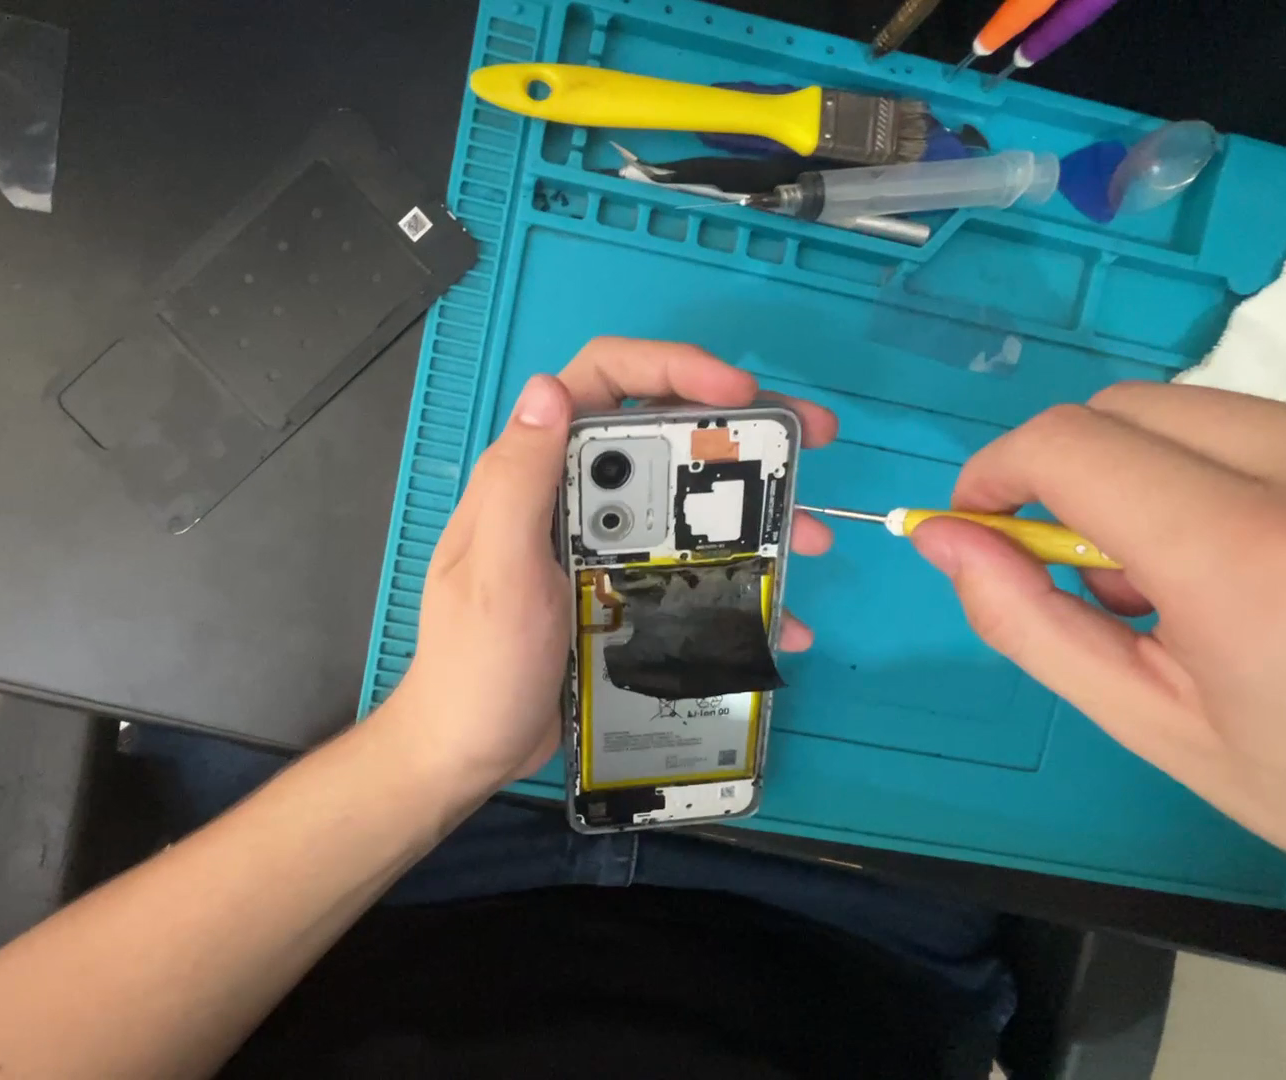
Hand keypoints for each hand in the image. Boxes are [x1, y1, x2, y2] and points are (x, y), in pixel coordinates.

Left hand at [387, 337, 837, 794]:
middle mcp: (576, 495)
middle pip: (665, 435)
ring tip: (810, 536)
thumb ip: (519, 479)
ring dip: (754, 511)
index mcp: (537, 473)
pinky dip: (740, 583)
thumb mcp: (497, 570)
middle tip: (811, 439)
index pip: (602, 382)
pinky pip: (693, 569)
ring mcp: (606, 544)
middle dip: (742, 431)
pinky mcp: (629, 590)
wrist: (474, 748)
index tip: (739, 390)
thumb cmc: (478, 662)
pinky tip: (780, 613)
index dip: (671, 366)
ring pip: (689, 504)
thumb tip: (550, 386)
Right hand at [911, 380, 1285, 982]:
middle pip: (1142, 410)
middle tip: (1121, 566)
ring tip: (1256, 574)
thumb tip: (942, 535)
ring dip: (1200, 481)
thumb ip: (1028, 619)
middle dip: (1091, 475)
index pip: (1071, 443)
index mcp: (1262, 566)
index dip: (1003, 469)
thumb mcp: (1160, 726)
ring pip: (1235, 416)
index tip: (992, 514)